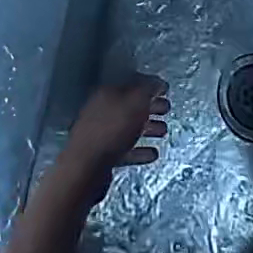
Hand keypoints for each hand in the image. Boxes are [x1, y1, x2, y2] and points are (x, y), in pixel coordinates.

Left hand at [53, 75, 169, 205]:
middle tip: (166, 109)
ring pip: (128, 128)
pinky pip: (125, 149)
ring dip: (147, 128)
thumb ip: (148, 90)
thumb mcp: (136, 102)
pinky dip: (139, 150)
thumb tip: (158, 83)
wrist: (86, 169)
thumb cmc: (112, 130)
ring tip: (163, 131)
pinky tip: (153, 154)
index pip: (132, 83)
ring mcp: (100, 134)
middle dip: (150, 107)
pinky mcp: (102, 157)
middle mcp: (101, 110)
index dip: (151, 85)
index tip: (165, 89)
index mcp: (107, 93)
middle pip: (130, 105)